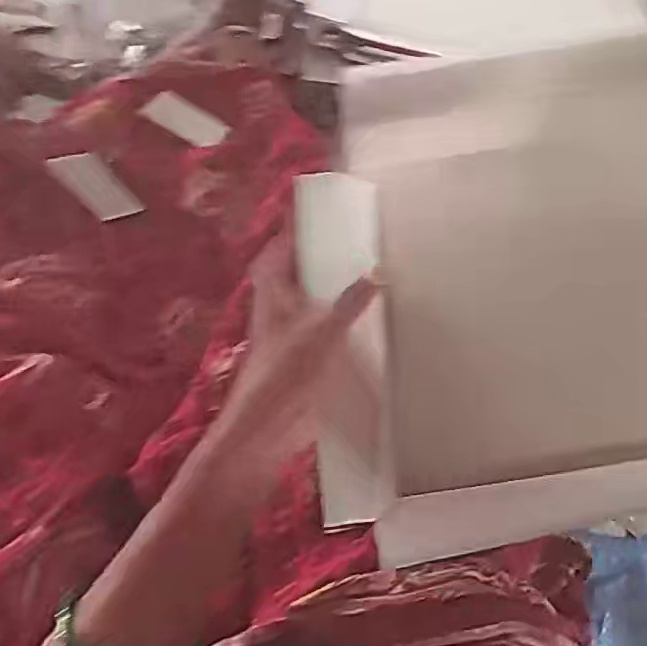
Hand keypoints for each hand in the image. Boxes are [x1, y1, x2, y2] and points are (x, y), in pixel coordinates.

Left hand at [204, 236, 380, 478]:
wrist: (268, 429)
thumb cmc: (286, 373)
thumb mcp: (322, 331)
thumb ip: (350, 302)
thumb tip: (378, 272)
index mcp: (273, 300)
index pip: (274, 259)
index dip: (286, 237)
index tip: (305, 217)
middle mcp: (280, 315)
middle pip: (293, 279)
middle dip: (313, 262)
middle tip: (345, 244)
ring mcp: (292, 340)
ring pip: (310, 306)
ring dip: (330, 292)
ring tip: (363, 276)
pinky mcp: (307, 361)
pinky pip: (326, 332)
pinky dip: (343, 322)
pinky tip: (367, 323)